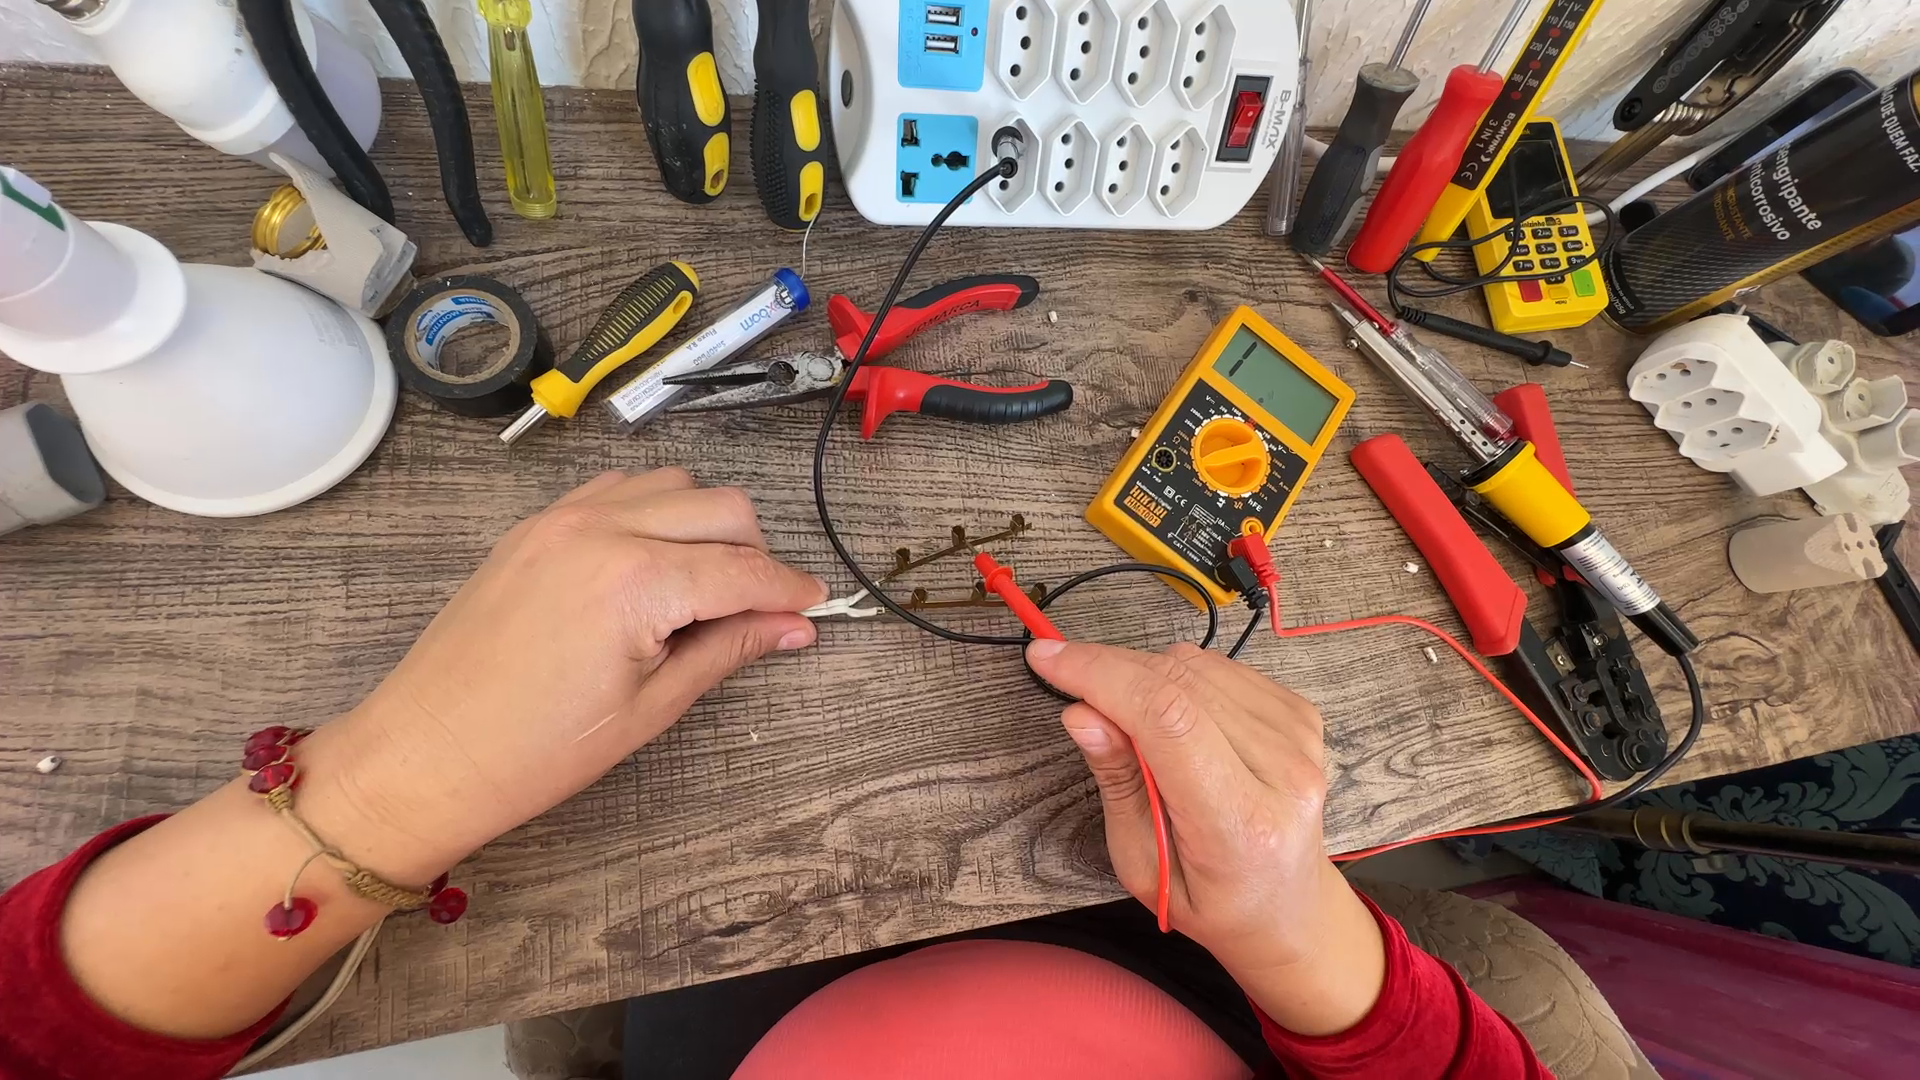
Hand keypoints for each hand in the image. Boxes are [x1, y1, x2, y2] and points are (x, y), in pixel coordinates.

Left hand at [321, 468, 827, 880]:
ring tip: (703, 582)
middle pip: (724, 509)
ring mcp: (565, 516)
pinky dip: (658, 511)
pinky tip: (655, 558)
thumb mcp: (655, 705)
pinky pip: (624, 488)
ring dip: (709, 525)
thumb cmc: (540, 750)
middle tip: (758, 607)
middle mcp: (604, 529)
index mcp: (635, 582)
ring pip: (678, 485)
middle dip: (758, 554)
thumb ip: (733, 648)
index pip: (745, 571)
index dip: (791, 590)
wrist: (422, 756)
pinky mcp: (540, 521)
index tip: (816, 606)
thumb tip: (797, 627)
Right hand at [1026, 639, 1385, 1035]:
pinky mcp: (1300, 712)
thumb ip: (1116, 781)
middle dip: (1106, 666)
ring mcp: (1297, 737)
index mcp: (1240, 823)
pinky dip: (1175, 676)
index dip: (1101, 676)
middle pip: (1177, 682)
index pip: (1167, 720)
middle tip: (1062, 671)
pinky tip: (1170, 711)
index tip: (1047, 658)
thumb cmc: (1210, 897)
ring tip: (1125, 714)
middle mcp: (1282, 771)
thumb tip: (1082, 713)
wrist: (1290, 907)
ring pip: (1192, 665)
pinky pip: (1216, 666)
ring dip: (1140, 673)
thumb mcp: (1141, 862)